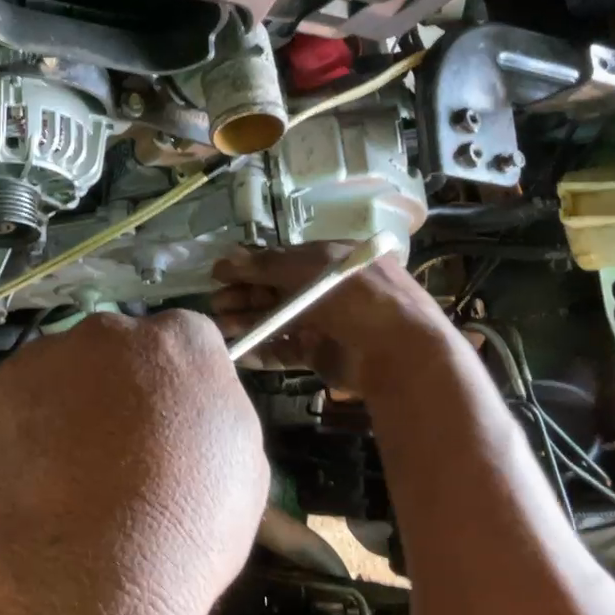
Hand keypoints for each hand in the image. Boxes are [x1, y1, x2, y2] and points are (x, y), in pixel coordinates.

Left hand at [0, 310, 266, 614]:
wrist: (93, 564)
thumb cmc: (188, 524)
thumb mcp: (241, 465)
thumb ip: (211, 413)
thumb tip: (186, 410)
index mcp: (182, 343)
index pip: (184, 340)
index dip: (175, 384)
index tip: (168, 421)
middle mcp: (113, 332)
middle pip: (118, 348)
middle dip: (119, 385)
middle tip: (117, 446)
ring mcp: (51, 354)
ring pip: (65, 369)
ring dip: (70, 401)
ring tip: (68, 468)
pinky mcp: (2, 385)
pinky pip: (22, 395)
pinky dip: (27, 423)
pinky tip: (35, 472)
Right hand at [211, 244, 451, 392]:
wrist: (399, 350)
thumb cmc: (355, 297)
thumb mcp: (308, 268)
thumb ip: (263, 265)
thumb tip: (223, 261)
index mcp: (330, 259)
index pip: (281, 260)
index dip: (249, 268)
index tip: (218, 276)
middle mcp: (326, 289)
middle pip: (275, 291)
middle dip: (243, 296)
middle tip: (216, 304)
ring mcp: (324, 323)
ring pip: (276, 321)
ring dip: (247, 322)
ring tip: (220, 327)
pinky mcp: (321, 354)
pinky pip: (285, 351)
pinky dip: (261, 351)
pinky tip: (238, 353)